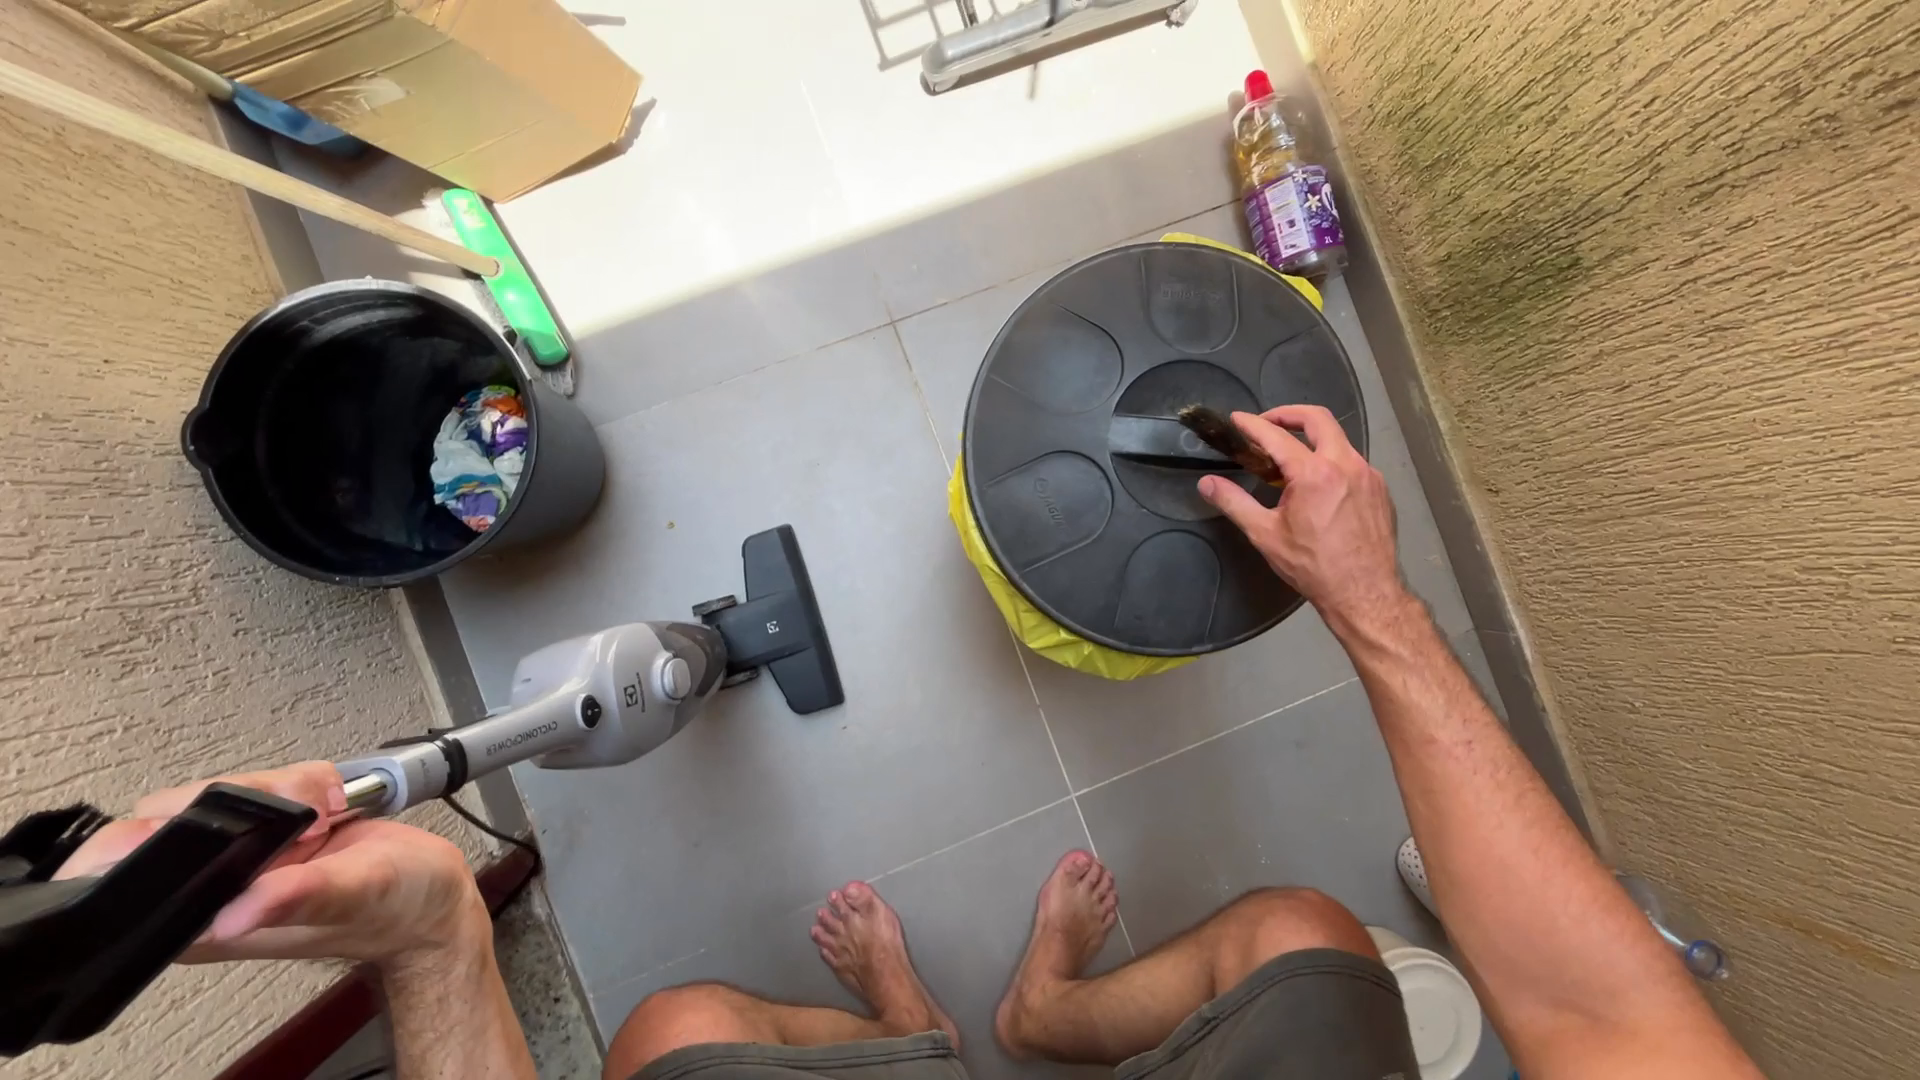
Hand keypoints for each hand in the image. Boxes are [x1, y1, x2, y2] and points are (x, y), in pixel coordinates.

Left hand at [56, 762, 485, 969]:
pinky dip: (310, 781)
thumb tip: (231, 916)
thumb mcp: (352, 898)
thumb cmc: (394, 909)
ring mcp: (249, 854)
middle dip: (246, 797)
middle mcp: (214, 886)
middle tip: (303, 820)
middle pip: (179, 812)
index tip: (218, 822)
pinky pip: (273, 783)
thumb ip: (296, 898)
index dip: (151, 837)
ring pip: (228, 789)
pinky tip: (336, 806)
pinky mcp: (282, 828)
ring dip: (287, 786)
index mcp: (204, 920)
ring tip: (328, 815)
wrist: (434, 891)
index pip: (126, 872)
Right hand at [1196, 405, 1406, 632]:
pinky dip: (1330, 461)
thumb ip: (1234, 502)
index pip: (1277, 436)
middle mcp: (1346, 464)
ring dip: (1311, 439)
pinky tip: (1317, 486)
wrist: (1363, 592)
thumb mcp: (1264, 534)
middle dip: (1289, 414)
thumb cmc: (1311, 565)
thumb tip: (1207, 483)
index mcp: (1314, 473)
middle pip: (1318, 419)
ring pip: (1338, 440)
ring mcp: (1368, 475)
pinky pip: (1352, 462)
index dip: (1252, 424)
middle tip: (1267, 423)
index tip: (1236, 419)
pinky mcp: (1379, 489)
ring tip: (1289, 460)